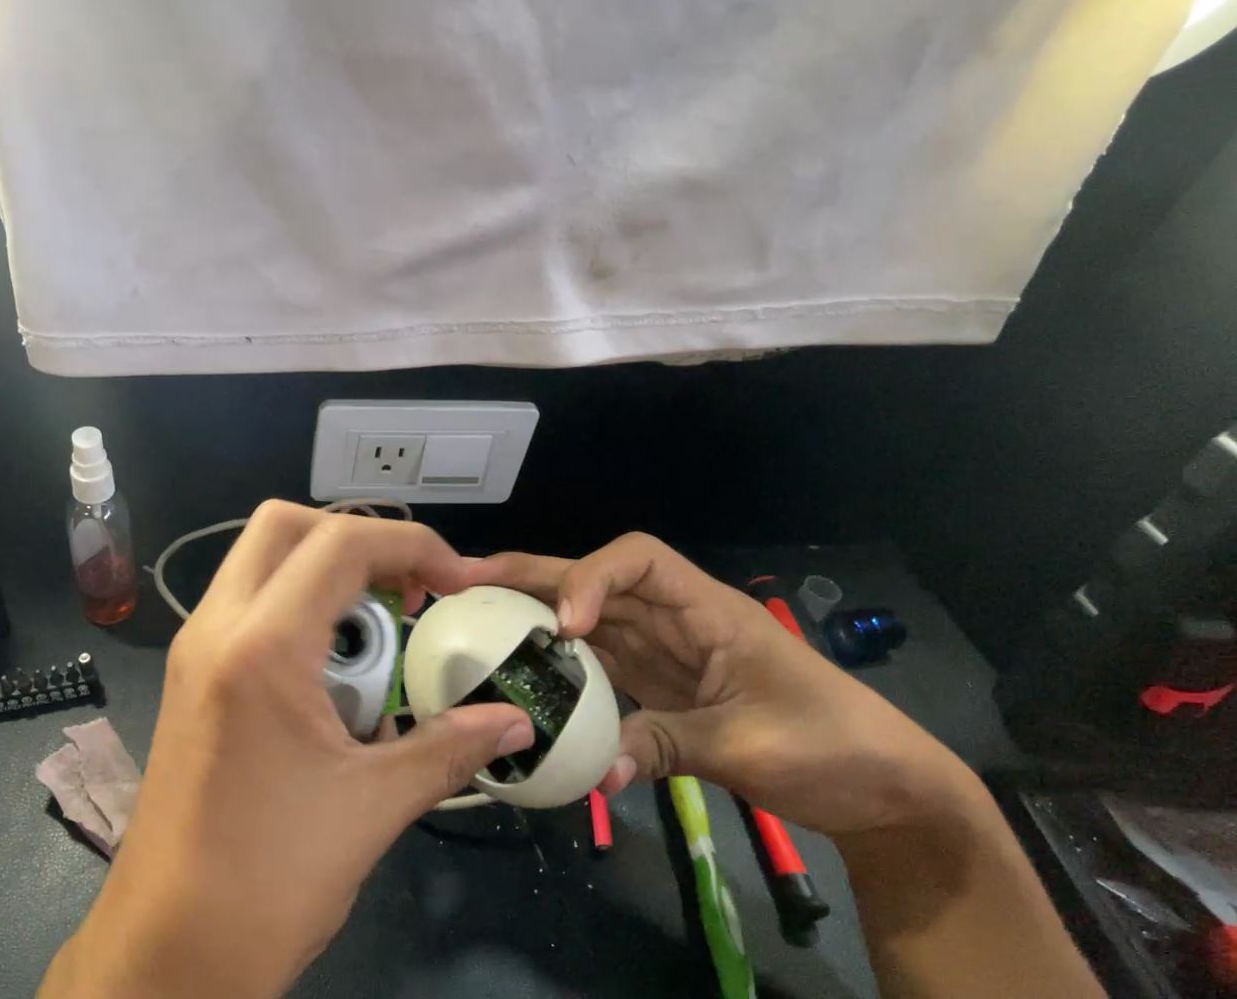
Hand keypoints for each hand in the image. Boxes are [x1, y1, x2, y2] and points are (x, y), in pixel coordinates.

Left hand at [40, 502, 533, 998]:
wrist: (169, 946)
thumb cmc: (271, 875)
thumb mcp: (371, 805)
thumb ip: (448, 746)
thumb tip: (513, 721)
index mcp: (261, 645)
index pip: (340, 543)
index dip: (412, 545)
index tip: (457, 582)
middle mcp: (216, 627)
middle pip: (284, 526)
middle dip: (357, 541)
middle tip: (408, 594)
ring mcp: (194, 650)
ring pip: (259, 563)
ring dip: (324, 577)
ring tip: (377, 641)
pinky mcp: (189, 678)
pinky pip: (246, 607)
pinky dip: (295, 611)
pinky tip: (333, 677)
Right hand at [467, 534, 976, 836]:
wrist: (883, 789)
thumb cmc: (834, 747)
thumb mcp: (748, 746)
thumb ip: (665, 747)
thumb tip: (593, 773)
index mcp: (708, 611)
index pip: (638, 560)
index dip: (590, 577)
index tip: (563, 624)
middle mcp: (677, 619)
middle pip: (597, 580)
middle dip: (533, 577)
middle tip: (466, 583)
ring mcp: (665, 651)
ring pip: (589, 616)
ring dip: (533, 612)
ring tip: (475, 619)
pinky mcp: (659, 684)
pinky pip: (598, 661)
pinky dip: (558, 661)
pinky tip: (521, 671)